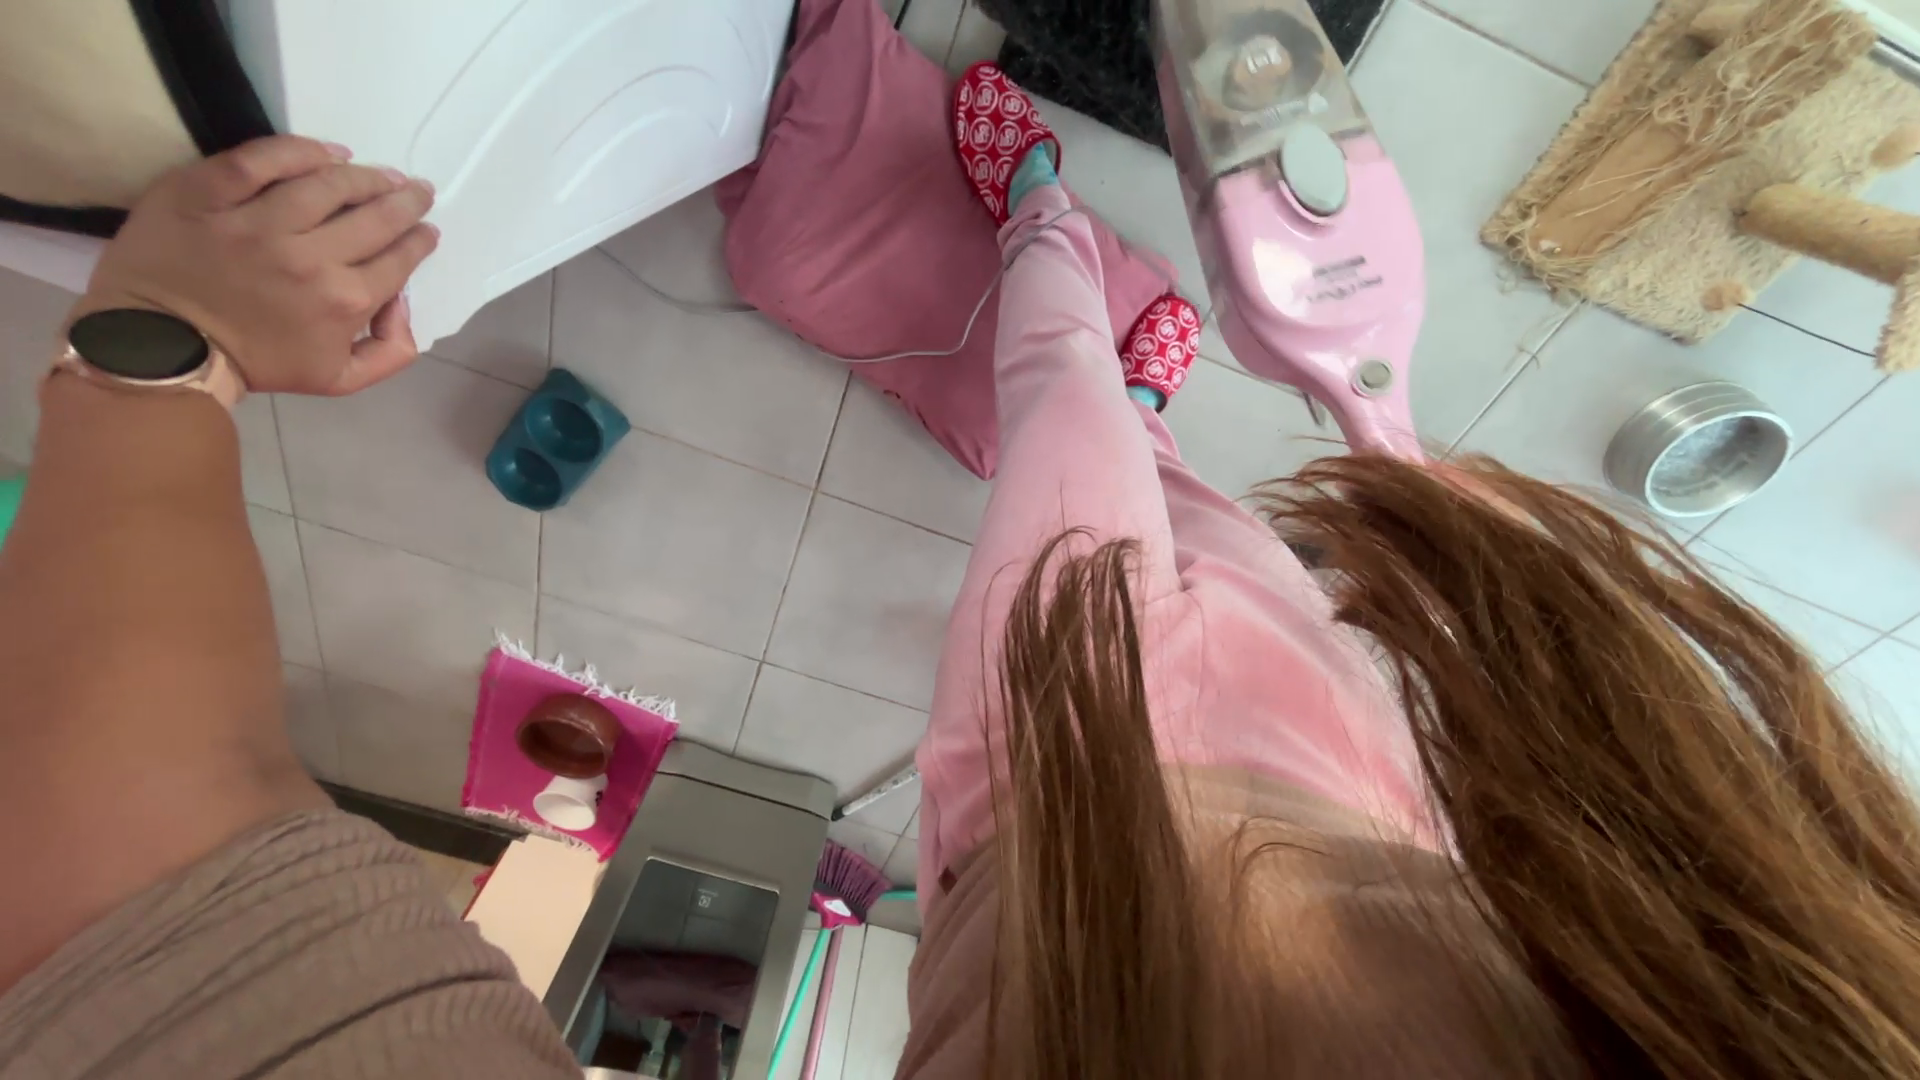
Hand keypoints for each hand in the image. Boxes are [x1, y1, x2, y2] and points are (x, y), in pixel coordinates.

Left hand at [71, 136, 439, 395]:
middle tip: (419, 190)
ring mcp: (255, 223)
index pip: (399, 259)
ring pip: (325, 185)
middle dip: (405, 202)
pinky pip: (256, 161)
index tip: (428, 229)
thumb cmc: (261, 363)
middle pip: (374, 218)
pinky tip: (327, 151)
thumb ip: (393, 350)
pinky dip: (297, 150)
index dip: (420, 240)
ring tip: (382, 173)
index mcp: (346, 300)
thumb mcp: (345, 378)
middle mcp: (310, 258)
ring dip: (364, 176)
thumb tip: (402, 303)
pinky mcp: (205, 195)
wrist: (163, 345)